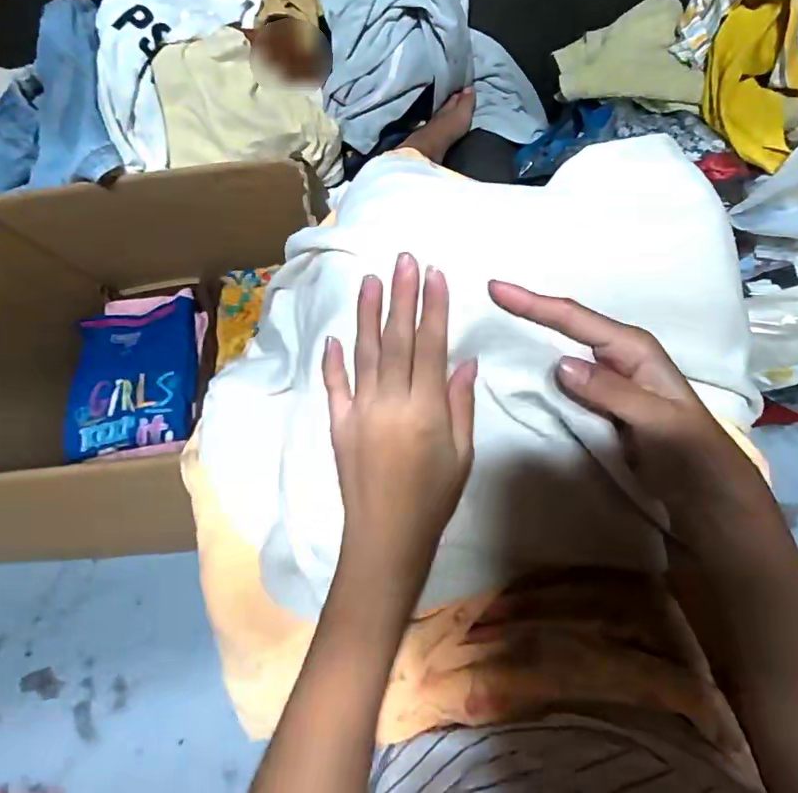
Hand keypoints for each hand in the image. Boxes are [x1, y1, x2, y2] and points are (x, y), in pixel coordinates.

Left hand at [323, 253, 476, 599]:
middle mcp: (390, 401)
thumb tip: (464, 361)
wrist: (385, 539)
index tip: (434, 273)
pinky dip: (333, 361)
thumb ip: (460, 405)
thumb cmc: (434, 499)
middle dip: (402, 296)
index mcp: (425, 409)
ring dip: (366, 314)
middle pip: (397, 339)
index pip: (431, 346)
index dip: (433, 307)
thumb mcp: (462, 454)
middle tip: (403, 259)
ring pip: (363, 353)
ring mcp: (359, 411)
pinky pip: (334, 387)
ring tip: (370, 280)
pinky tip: (334, 337)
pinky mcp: (337, 424)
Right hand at [486, 280, 769, 522]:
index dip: (534, 303)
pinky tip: (519, 361)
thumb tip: (559, 364)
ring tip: (494, 317)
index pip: (575, 318)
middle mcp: (616, 354)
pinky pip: (562, 376)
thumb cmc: (692, 451)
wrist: (708, 492)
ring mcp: (606, 376)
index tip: (496, 288)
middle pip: (565, 323)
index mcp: (632, 348)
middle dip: (529, 307)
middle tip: (490, 293)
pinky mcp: (598, 399)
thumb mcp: (659, 422)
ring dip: (530, 332)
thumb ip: (613, 393)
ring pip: (561, 347)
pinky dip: (539, 365)